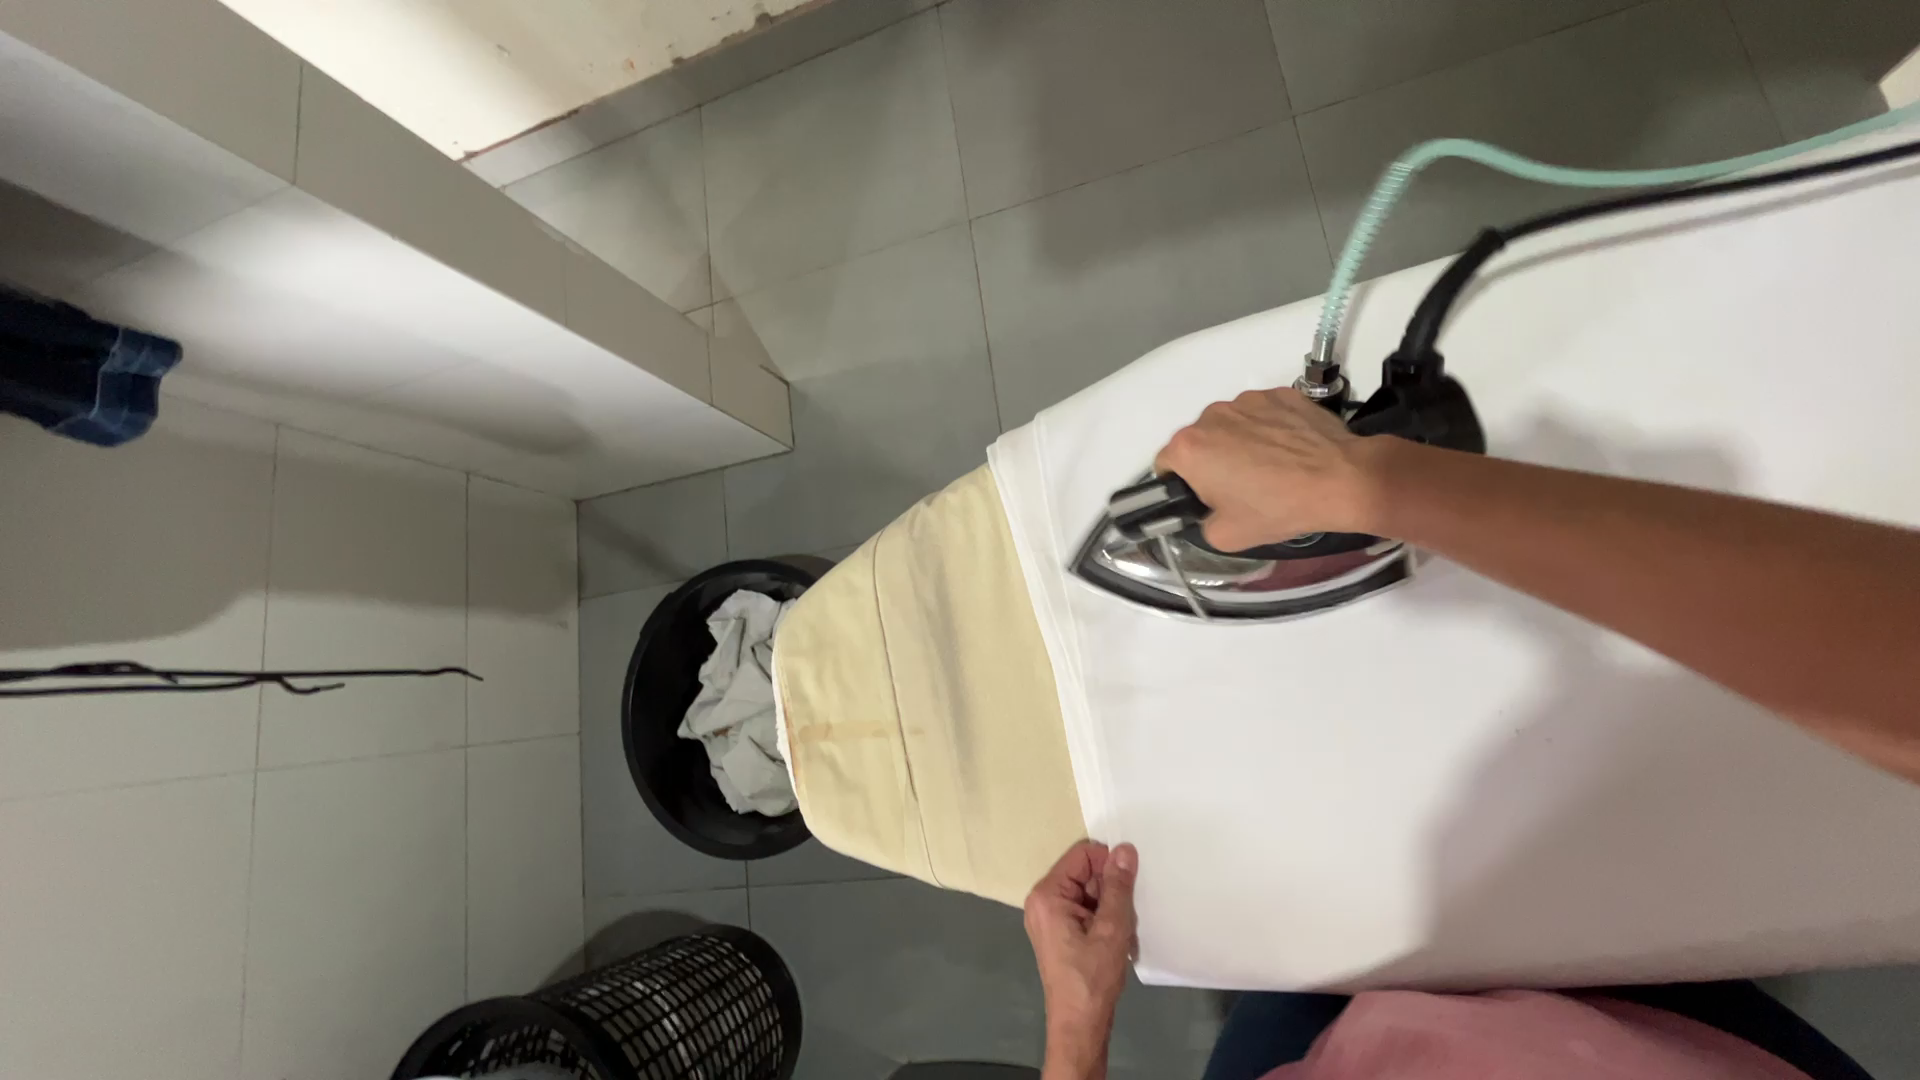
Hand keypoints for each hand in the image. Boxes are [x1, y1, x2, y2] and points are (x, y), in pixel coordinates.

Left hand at [1024, 840, 1138, 1079]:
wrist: (1080, 1027)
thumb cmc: (1092, 978)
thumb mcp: (1111, 929)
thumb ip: (1118, 886)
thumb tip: (1125, 848)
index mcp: (1047, 894)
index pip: (1081, 855)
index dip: (1109, 862)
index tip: (1132, 881)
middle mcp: (1043, 900)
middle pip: (1085, 873)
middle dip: (1112, 890)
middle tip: (1128, 914)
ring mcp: (1051, 917)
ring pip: (1090, 893)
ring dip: (1112, 907)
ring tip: (1123, 931)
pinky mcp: (1061, 932)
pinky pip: (1087, 910)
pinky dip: (1106, 919)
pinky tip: (1118, 939)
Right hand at [1153, 387, 1379, 551]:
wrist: (1343, 480)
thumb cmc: (1277, 508)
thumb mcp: (1225, 536)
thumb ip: (1200, 522)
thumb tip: (1207, 510)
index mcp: (1188, 448)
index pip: (1164, 464)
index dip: (1179, 484)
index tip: (1201, 497)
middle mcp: (1210, 415)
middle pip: (1198, 440)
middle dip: (1210, 460)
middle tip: (1240, 487)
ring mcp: (1247, 399)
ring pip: (1230, 424)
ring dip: (1239, 441)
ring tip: (1271, 466)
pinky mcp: (1280, 393)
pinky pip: (1262, 412)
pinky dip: (1268, 427)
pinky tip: (1290, 449)